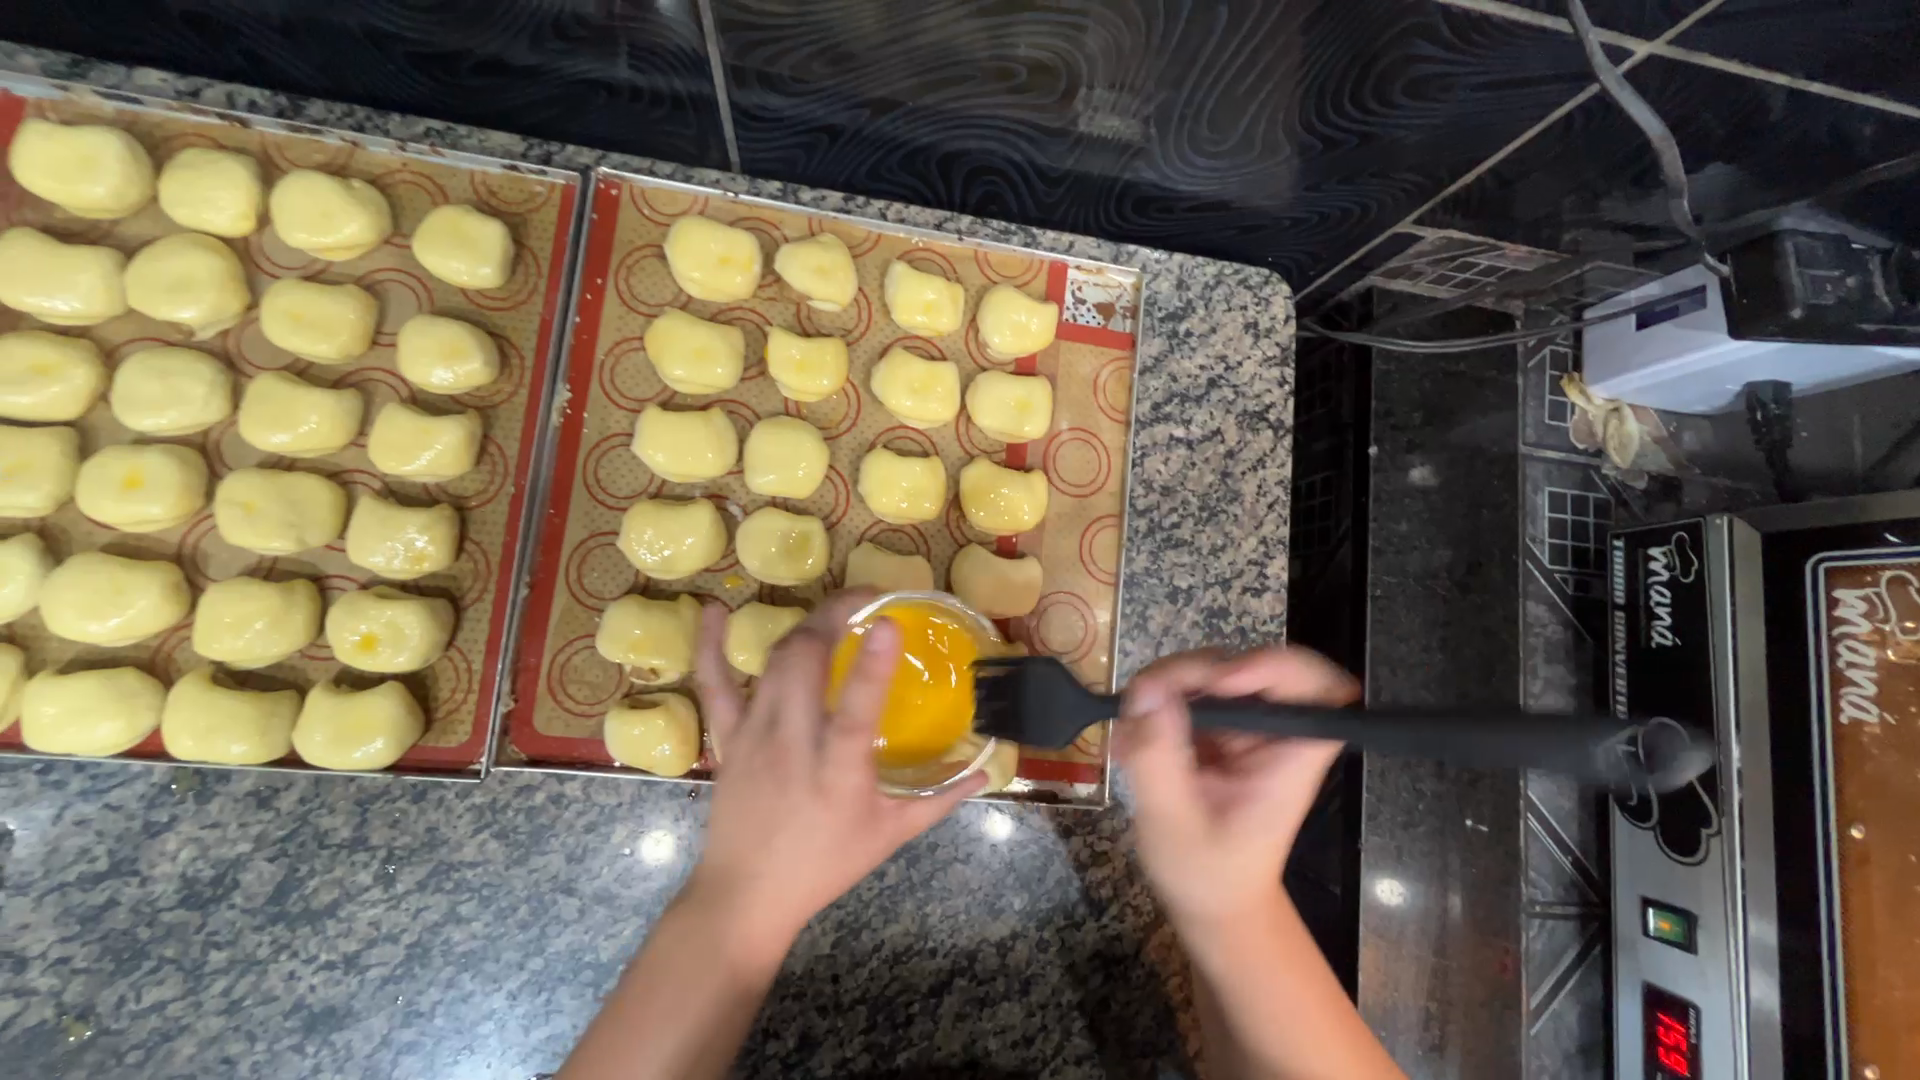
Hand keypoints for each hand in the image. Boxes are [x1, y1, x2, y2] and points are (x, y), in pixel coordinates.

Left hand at [686, 589, 982, 958]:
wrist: (746, 895)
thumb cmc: (825, 865)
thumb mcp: (892, 835)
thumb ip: (941, 799)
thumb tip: (986, 769)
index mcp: (837, 773)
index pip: (854, 712)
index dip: (871, 665)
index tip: (888, 622)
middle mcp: (791, 745)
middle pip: (803, 664)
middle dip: (832, 617)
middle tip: (867, 601)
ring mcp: (753, 736)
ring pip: (774, 663)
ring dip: (804, 626)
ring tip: (834, 610)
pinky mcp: (727, 738)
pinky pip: (713, 685)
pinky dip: (710, 646)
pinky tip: (717, 612)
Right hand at [1115, 645, 1359, 929]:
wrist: (1209, 901)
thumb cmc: (1207, 876)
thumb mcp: (1174, 823)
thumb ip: (1160, 759)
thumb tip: (1147, 693)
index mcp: (1290, 754)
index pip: (1318, 687)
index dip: (1275, 667)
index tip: (1223, 684)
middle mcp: (1271, 729)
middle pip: (1245, 663)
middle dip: (1191, 673)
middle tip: (1144, 703)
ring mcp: (1241, 725)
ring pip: (1207, 670)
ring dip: (1162, 690)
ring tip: (1130, 739)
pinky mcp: (1213, 728)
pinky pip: (1182, 693)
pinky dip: (1150, 709)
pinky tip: (1130, 747)